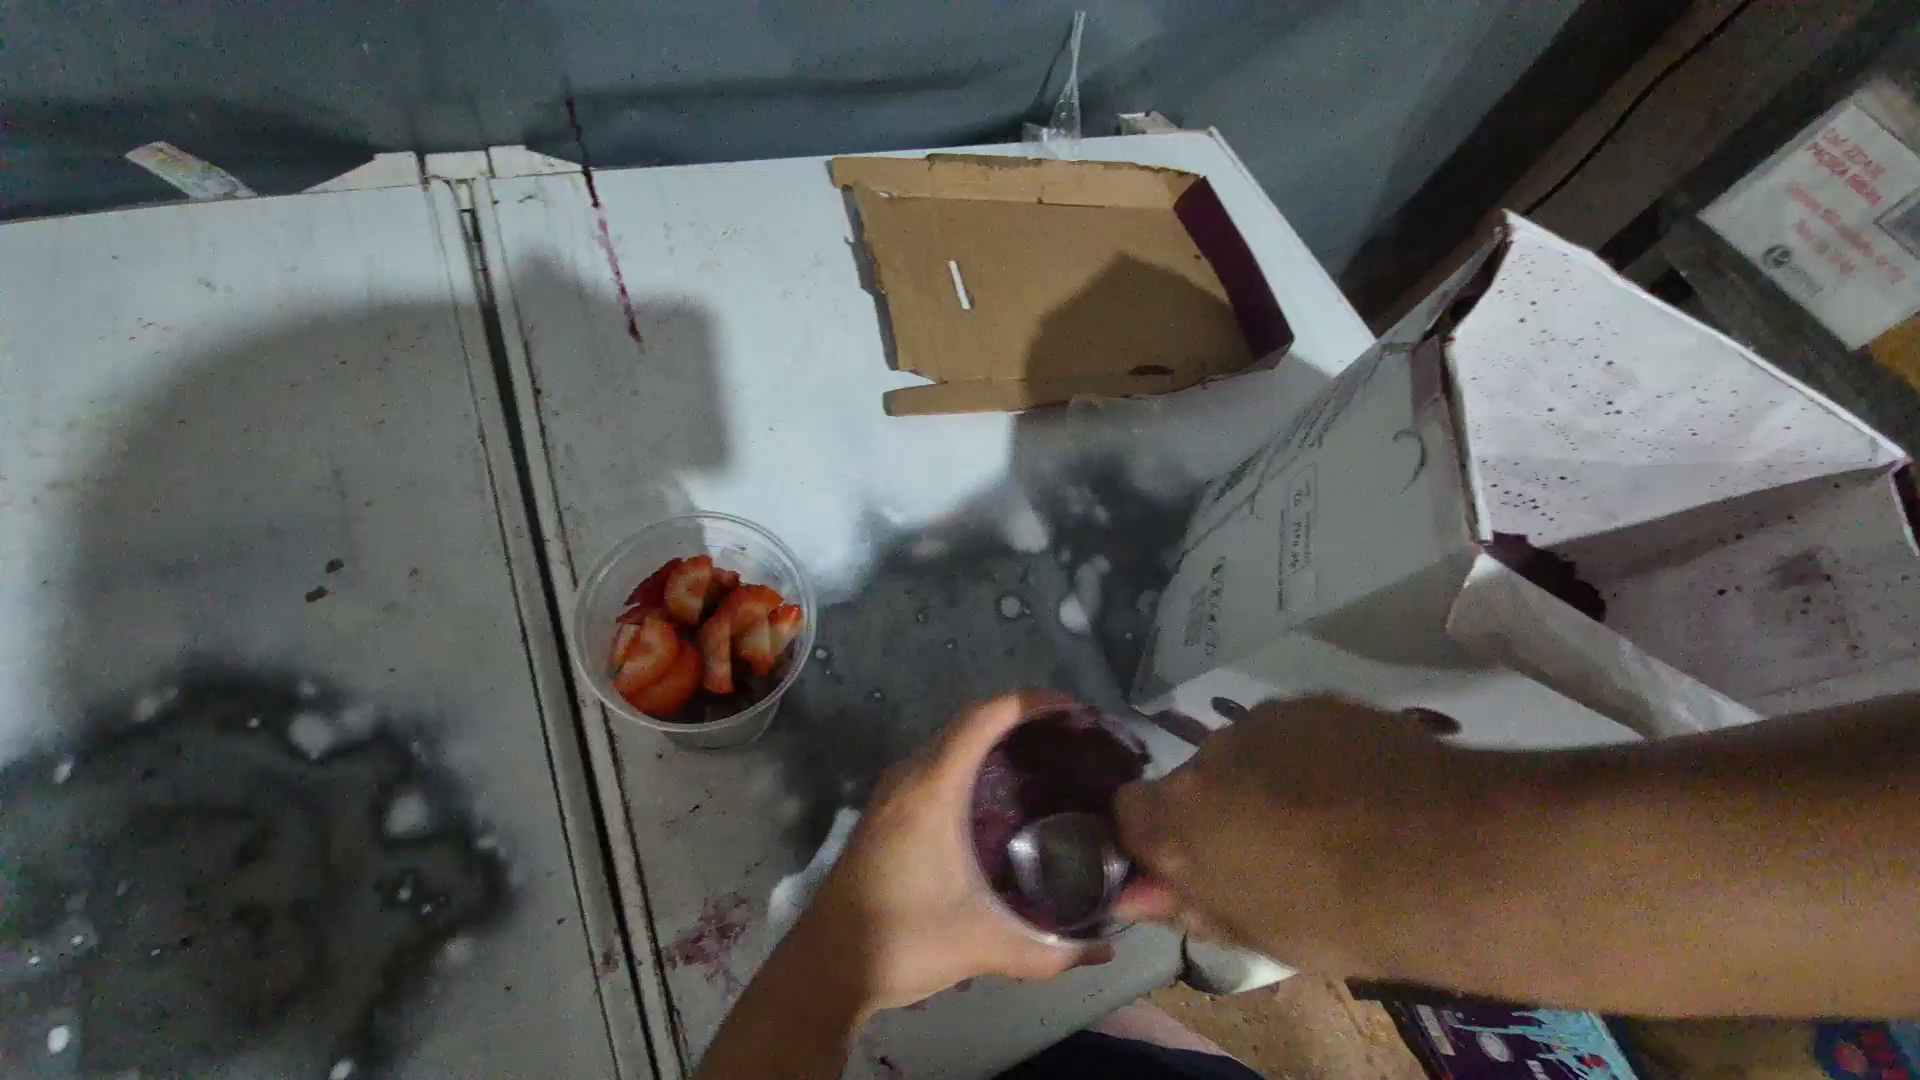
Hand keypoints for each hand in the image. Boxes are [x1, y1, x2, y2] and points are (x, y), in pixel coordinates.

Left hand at [790, 690, 1114, 1013]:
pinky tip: (1000, 796)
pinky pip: (938, 762)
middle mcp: (910, 775)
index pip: (984, 718)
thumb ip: (1050, 952)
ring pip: (951, 741)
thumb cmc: (902, 940)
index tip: (1074, 709)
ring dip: (994, 739)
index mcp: (932, 788)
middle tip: (1070, 739)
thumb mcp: (982, 945)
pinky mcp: (887, 808)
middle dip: (1020, 718)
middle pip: (970, 721)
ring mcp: (893, 790)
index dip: (1030, 702)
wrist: (826, 965)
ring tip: (1044, 761)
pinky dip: (973, 760)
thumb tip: (1105, 948)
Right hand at [1113, 696, 1483, 977]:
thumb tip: (1134, 892)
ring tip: (1327, 819)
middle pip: (1192, 781)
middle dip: (1219, 810)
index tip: (1185, 862)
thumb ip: (1184, 902)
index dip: (1149, 835)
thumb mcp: (1253, 931)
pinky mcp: (1314, 702)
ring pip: (1244, 753)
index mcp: (1179, 816)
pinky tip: (1357, 789)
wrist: (1448, 856)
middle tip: (1271, 851)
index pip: (1126, 809)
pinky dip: (1308, 756)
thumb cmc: (1339, 915)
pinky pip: (1292, 732)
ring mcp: (1263, 721)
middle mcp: (1208, 755)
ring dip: (1264, 781)